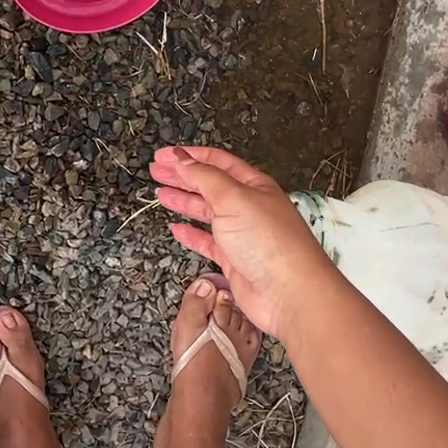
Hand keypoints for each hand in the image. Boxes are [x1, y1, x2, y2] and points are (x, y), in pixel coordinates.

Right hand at [150, 146, 337, 337]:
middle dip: (182, 176)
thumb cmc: (271, 243)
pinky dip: (191, 235)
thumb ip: (204, 177)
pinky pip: (207, 242)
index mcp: (252, 185)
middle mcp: (247, 207)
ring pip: (206, 212)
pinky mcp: (234, 259)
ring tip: (162, 193)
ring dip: (183, 201)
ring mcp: (241, 234)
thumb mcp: (233, 198)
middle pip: (208, 185)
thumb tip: (182, 158)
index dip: (188, 156)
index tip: (164, 155)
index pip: (215, 162)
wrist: (290, 293)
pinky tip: (177, 229)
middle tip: (157, 170)